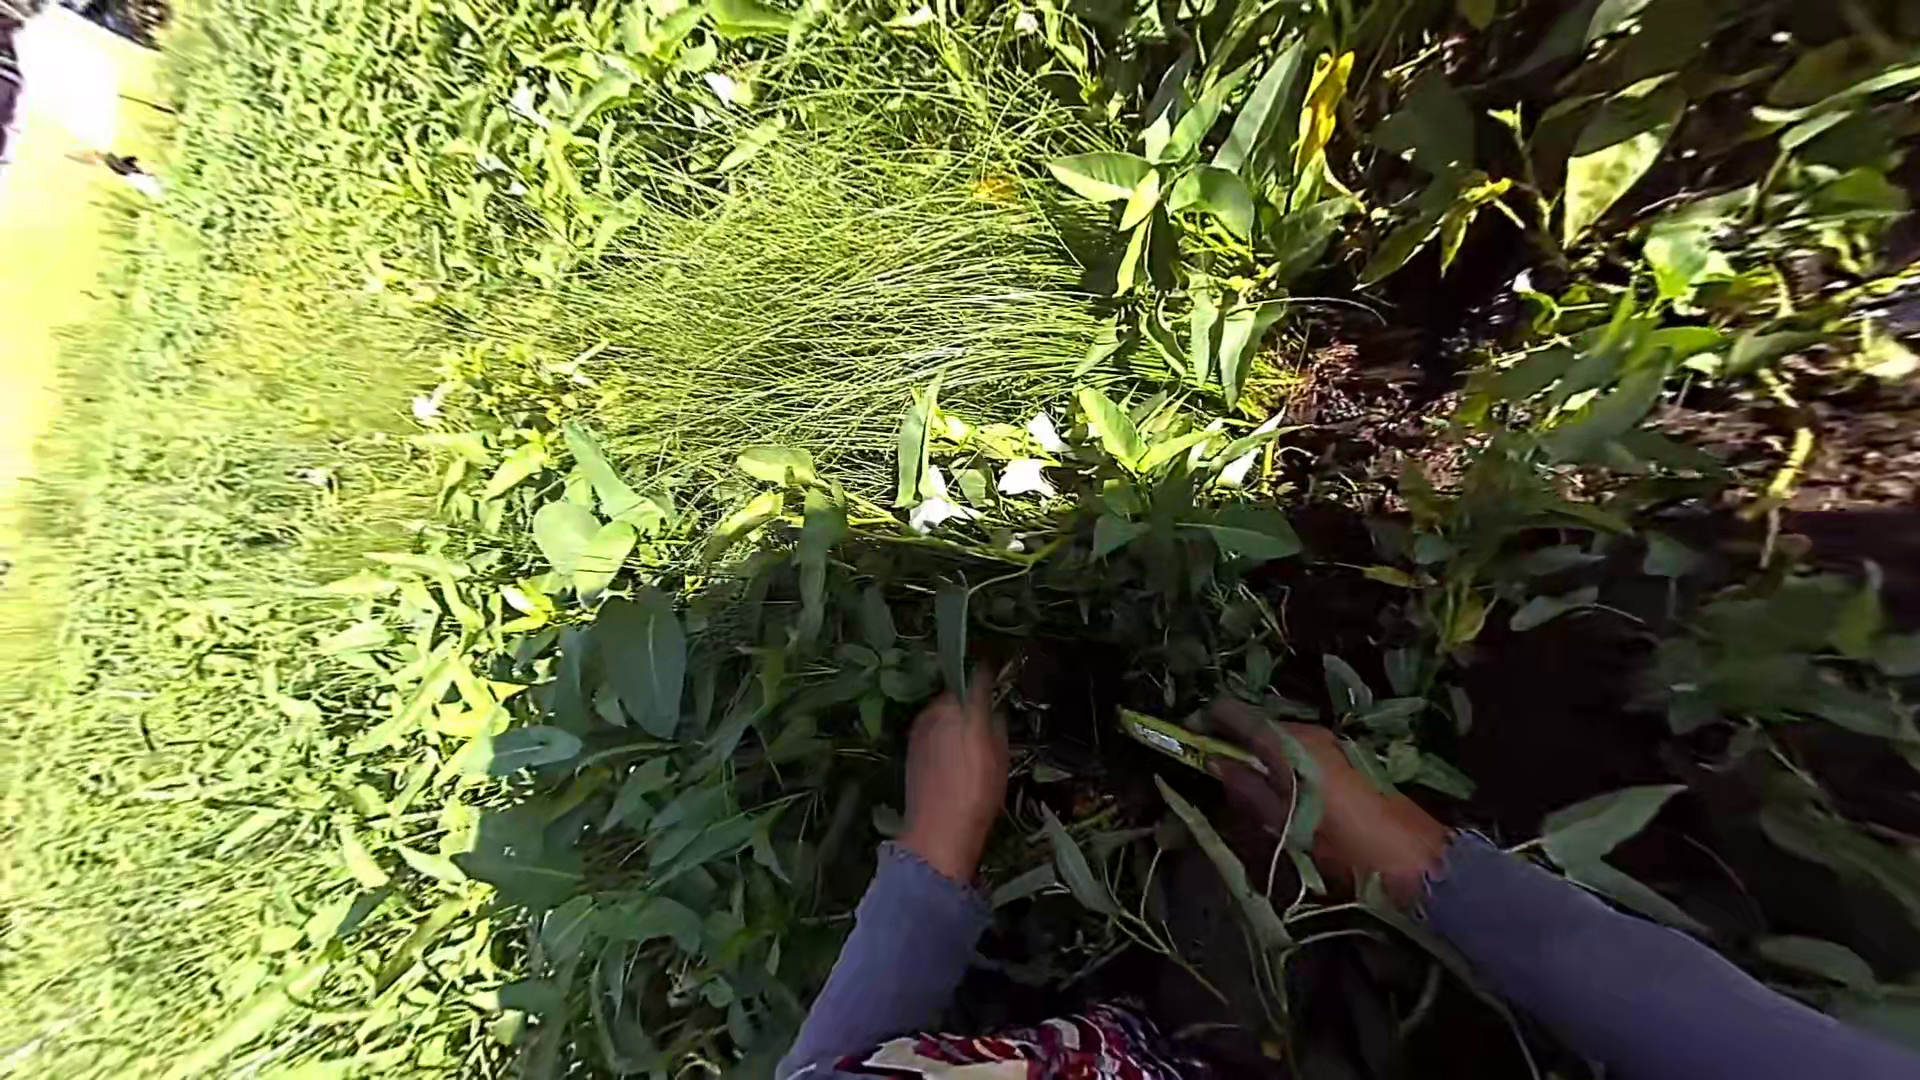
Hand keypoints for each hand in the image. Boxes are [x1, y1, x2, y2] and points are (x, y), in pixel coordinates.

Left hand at [899, 669, 1008, 882]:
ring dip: (951, 711)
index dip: (986, 673)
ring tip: (964, 729)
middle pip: (956, 692)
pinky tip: (947, 746)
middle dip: (967, 696)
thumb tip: (993, 713)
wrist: (938, 832)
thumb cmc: (977, 798)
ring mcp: (921, 725)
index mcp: (967, 712)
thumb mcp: (1000, 761)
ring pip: (940, 707)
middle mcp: (941, 711)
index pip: (978, 679)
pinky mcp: (910, 741)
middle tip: (980, 708)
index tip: (992, 671)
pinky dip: (938, 726)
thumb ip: (997, 728)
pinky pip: (929, 723)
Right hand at [1208, 698, 1449, 905]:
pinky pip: (1300, 749)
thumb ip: (1245, 788)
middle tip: (1218, 771)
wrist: (1425, 867)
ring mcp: (1331, 741)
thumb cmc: (1347, 849)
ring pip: (1279, 737)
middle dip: (1233, 741)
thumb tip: (1215, 762)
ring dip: (1259, 753)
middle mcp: (1308, 732)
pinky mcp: (1347, 755)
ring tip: (1251, 787)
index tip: (1189, 737)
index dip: (1206, 719)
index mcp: (1287, 743)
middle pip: (1256, 724)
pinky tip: (1286, 792)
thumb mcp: (1286, 825)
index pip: (1233, 712)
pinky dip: (1282, 761)